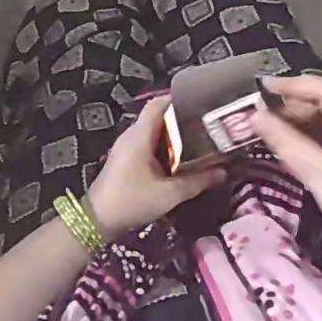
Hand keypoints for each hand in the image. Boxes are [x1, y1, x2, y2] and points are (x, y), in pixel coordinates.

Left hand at [86, 96, 225, 232]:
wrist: (97, 220)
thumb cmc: (131, 201)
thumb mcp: (169, 194)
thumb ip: (197, 181)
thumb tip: (223, 172)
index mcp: (139, 135)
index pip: (157, 104)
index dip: (178, 100)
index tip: (201, 103)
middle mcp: (131, 135)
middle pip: (158, 117)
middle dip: (181, 120)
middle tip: (206, 126)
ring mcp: (126, 147)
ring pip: (153, 132)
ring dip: (174, 135)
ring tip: (199, 141)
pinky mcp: (125, 159)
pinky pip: (148, 144)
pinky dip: (164, 147)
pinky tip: (181, 159)